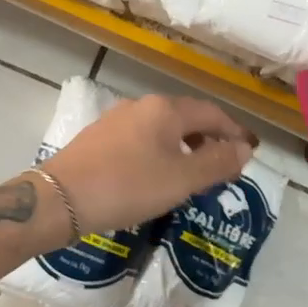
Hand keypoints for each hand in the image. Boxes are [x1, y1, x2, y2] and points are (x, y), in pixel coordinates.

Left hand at [39, 94, 256, 240]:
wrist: (58, 200)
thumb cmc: (127, 187)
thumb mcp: (180, 180)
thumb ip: (216, 163)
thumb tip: (244, 148)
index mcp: (165, 109)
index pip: (212, 113)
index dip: (234, 132)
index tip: (249, 152)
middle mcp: (141, 106)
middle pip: (186, 118)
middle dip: (209, 139)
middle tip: (224, 166)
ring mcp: (115, 120)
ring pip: (162, 129)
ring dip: (184, 147)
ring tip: (193, 175)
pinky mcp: (97, 139)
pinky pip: (141, 140)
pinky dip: (160, 153)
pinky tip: (157, 176)